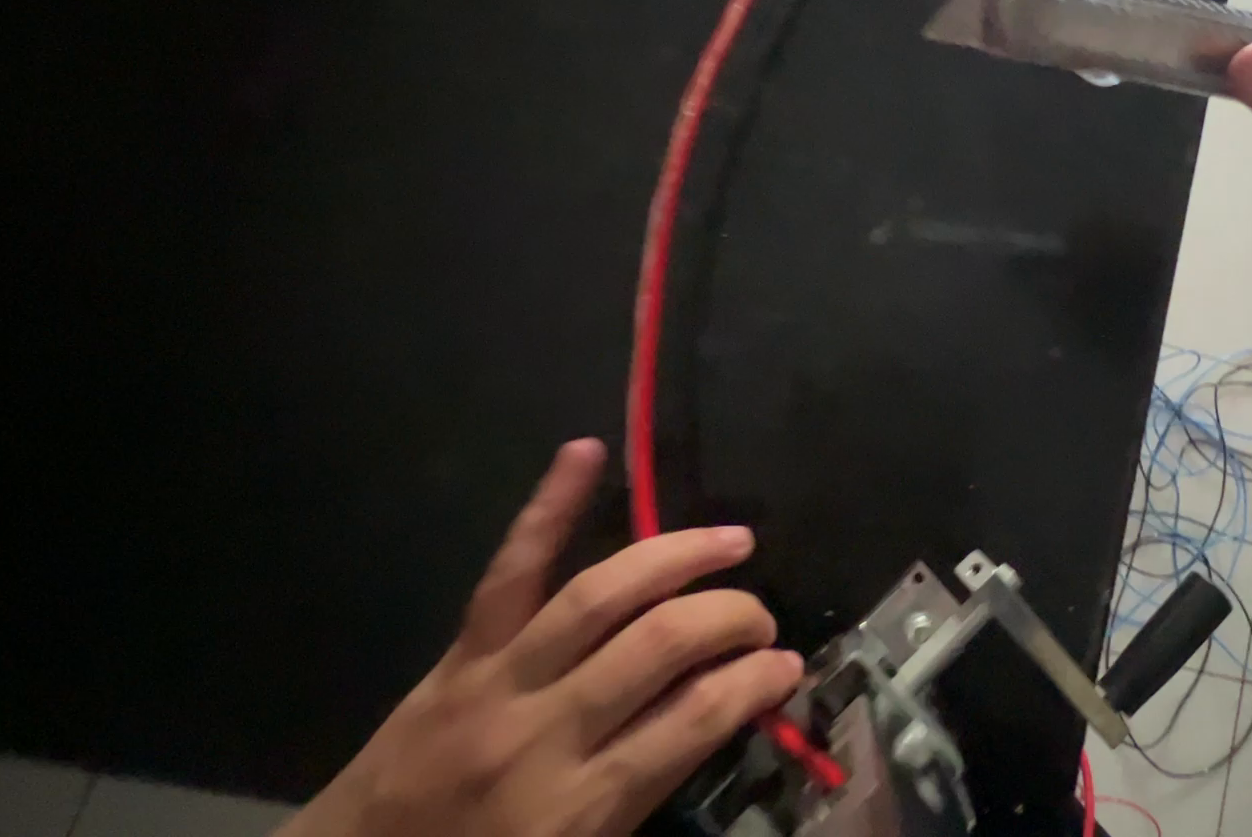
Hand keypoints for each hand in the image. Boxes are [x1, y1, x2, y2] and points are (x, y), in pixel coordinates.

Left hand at [279, 439, 803, 836]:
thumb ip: (653, 781)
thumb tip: (725, 699)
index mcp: (579, 805)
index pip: (697, 720)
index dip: (758, 681)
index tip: (789, 667)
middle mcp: (544, 732)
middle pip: (661, 642)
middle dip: (731, 615)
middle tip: (760, 618)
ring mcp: (499, 679)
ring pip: (602, 593)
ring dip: (679, 555)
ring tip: (733, 541)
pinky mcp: (463, 650)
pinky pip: (511, 569)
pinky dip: (551, 505)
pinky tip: (587, 451)